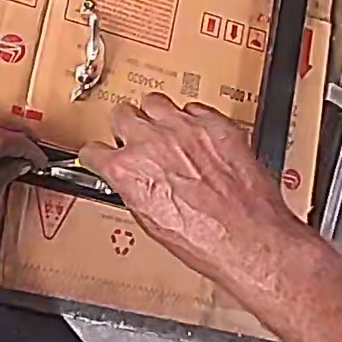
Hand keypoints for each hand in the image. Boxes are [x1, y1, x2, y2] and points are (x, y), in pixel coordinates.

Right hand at [78, 93, 319, 287]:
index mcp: (127, 170)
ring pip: (155, 101)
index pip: (93, 151)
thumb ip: (133, 189)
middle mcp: (151, 142)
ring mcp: (183, 128)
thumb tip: (132, 183)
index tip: (103, 156)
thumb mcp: (150, 222)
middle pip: (122, 114)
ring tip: (166, 129)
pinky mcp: (214, 124)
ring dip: (157, 115)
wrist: (247, 239)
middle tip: (137, 138)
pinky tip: (197, 135)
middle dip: (127, 127)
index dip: (98, 156)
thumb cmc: (203, 240)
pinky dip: (193, 119)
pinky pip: (194, 108)